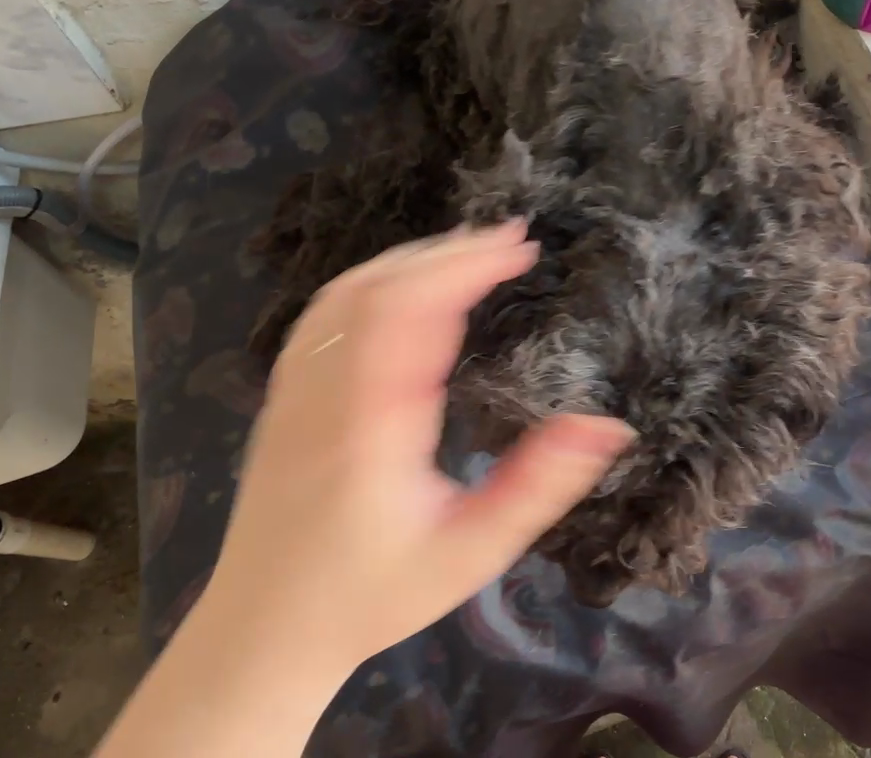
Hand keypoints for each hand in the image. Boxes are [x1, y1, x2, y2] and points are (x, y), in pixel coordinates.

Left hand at [199, 220, 634, 669]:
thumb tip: (608, 426)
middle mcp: (325, 392)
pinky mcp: (285, 397)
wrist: (262, 632)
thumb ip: (538, 487)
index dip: (467, 266)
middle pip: (379, 288)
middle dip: (449, 251)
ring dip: (410, 259)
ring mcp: (295, 390)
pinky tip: (403, 283)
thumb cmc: (373, 594)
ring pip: (346, 293)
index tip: (521, 246)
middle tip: (511, 238)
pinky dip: (372, 280)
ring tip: (468, 250)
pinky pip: (324, 315)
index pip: (412, 311)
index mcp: (371, 423)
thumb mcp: (471, 551)